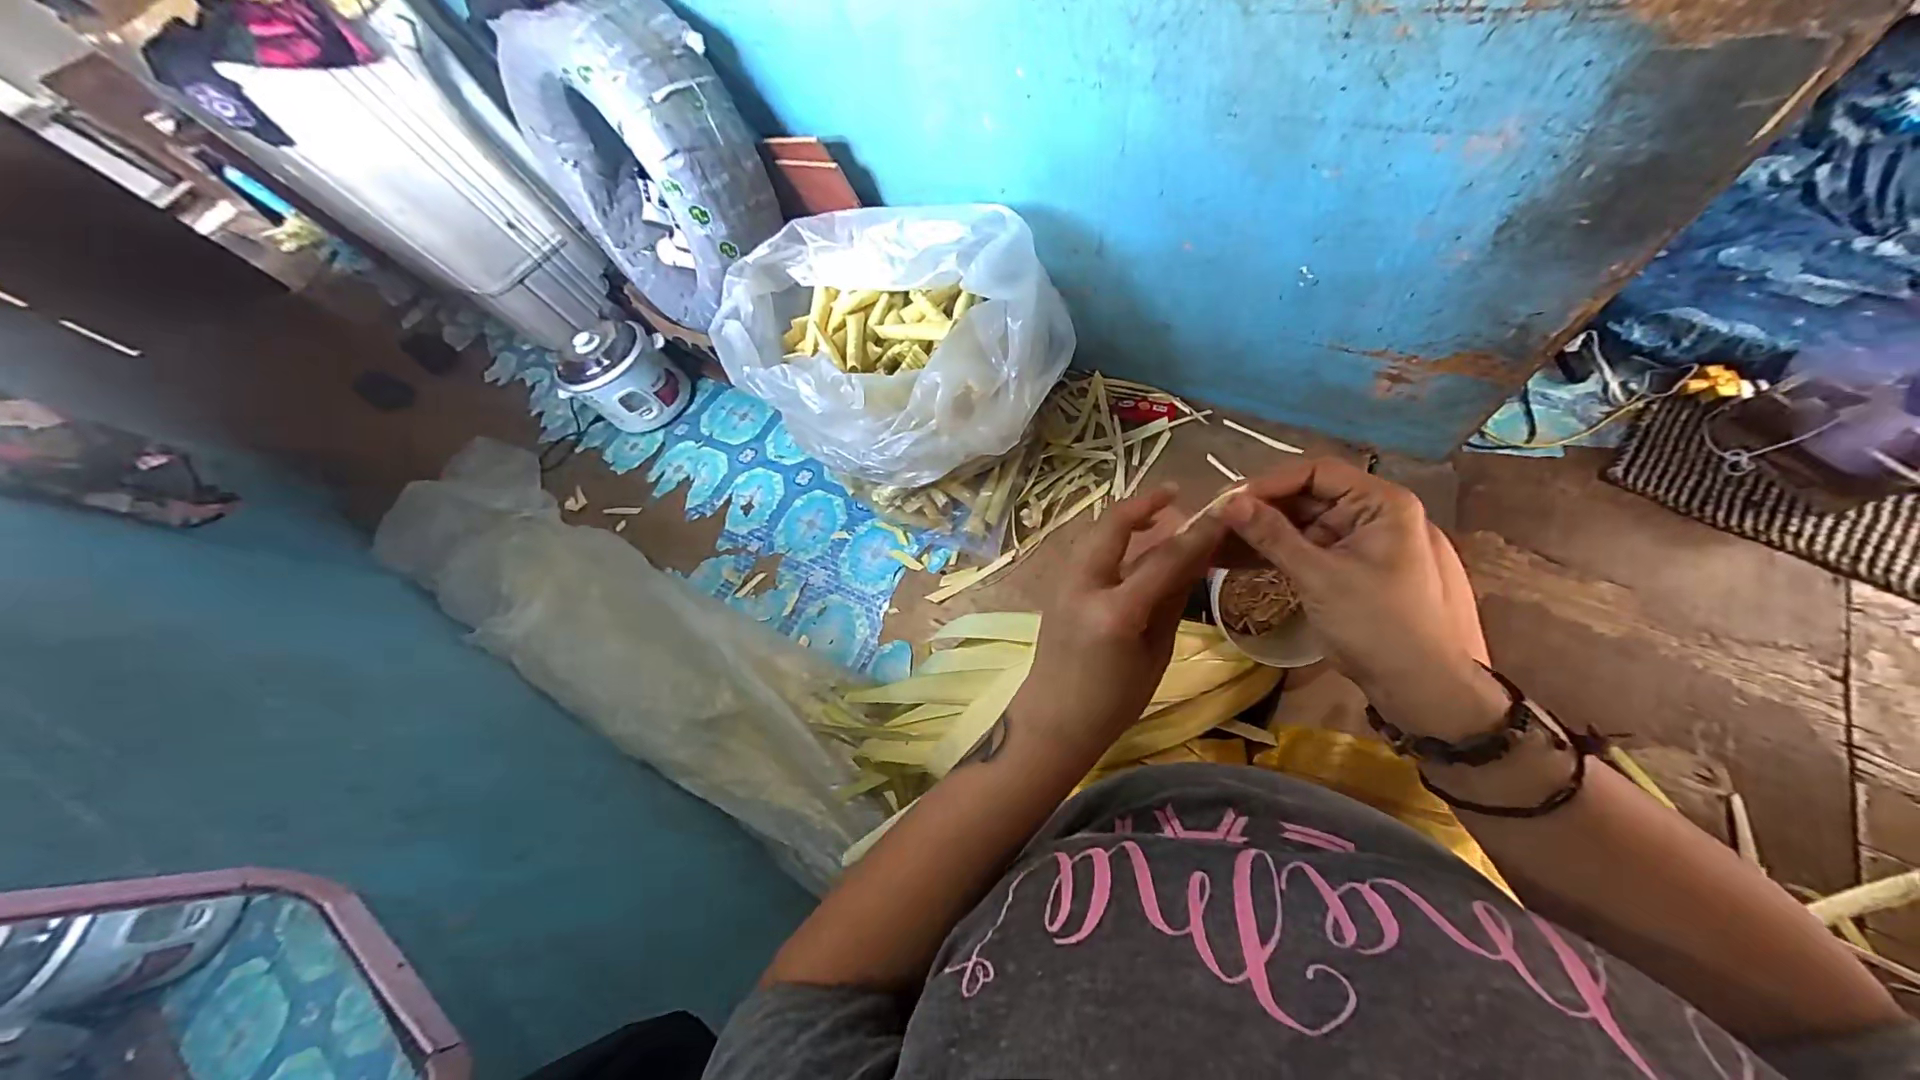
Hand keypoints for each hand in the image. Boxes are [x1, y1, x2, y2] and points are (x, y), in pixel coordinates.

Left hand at [1016, 485, 1226, 748]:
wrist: (1054, 719)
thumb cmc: (1114, 701)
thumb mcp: (1155, 653)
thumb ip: (1171, 600)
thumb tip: (1195, 558)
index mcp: (1116, 613)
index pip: (1164, 559)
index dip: (1197, 534)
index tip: (1223, 513)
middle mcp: (1083, 588)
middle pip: (1112, 527)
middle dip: (1143, 505)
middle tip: (1173, 495)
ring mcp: (1062, 585)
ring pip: (1093, 534)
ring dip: (1123, 518)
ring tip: (1155, 514)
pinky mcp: (1054, 588)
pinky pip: (1085, 550)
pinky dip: (1108, 537)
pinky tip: (1128, 543)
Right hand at [1214, 459, 1496, 729]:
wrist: (1420, 688)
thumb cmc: (1377, 625)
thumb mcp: (1319, 577)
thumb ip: (1272, 535)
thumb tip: (1228, 502)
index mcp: (1382, 504)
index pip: (1316, 472)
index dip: (1268, 483)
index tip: (1227, 502)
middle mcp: (1372, 514)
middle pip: (1306, 496)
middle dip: (1258, 509)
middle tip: (1214, 523)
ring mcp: (1360, 542)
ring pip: (1300, 524)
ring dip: (1259, 533)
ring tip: (1215, 543)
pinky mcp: (1347, 568)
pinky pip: (1304, 549)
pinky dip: (1273, 553)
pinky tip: (1234, 559)